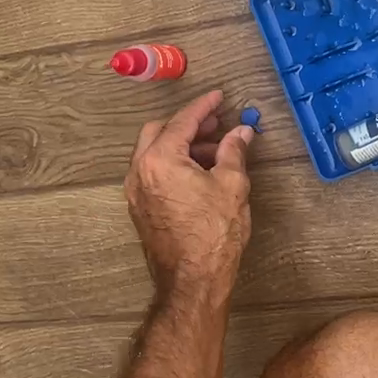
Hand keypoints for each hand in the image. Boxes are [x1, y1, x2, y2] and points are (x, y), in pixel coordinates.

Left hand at [125, 90, 255, 305]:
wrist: (193, 280)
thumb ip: (233, 152)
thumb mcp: (232, 185)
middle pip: (159, 132)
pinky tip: (200, 173)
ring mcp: (136, 192)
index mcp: (160, 160)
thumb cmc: (214, 232)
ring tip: (215, 151)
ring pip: (154, 153)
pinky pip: (153, 173)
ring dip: (181, 145)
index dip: (203, 106)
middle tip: (216, 125)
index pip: (182, 121)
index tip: (219, 97)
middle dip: (188, 125)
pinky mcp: (140, 210)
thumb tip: (241, 132)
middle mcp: (139, 172)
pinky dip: (174, 164)